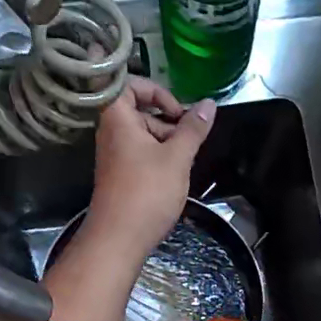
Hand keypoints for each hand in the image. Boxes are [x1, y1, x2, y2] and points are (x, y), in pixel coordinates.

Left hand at [86, 78, 216, 255]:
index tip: (178, 110)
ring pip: (143, 134)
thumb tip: (209, 104)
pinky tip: (175, 175)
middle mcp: (110, 131)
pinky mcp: (120, 173)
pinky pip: (140, 153)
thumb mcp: (177, 157)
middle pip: (139, 109)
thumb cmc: (147, 192)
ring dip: (167, 141)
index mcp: (117, 116)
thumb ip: (193, 129)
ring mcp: (114, 153)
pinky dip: (159, 158)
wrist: (120, 237)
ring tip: (186, 161)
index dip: (156, 91)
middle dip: (168, 120)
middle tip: (189, 138)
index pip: (128, 83)